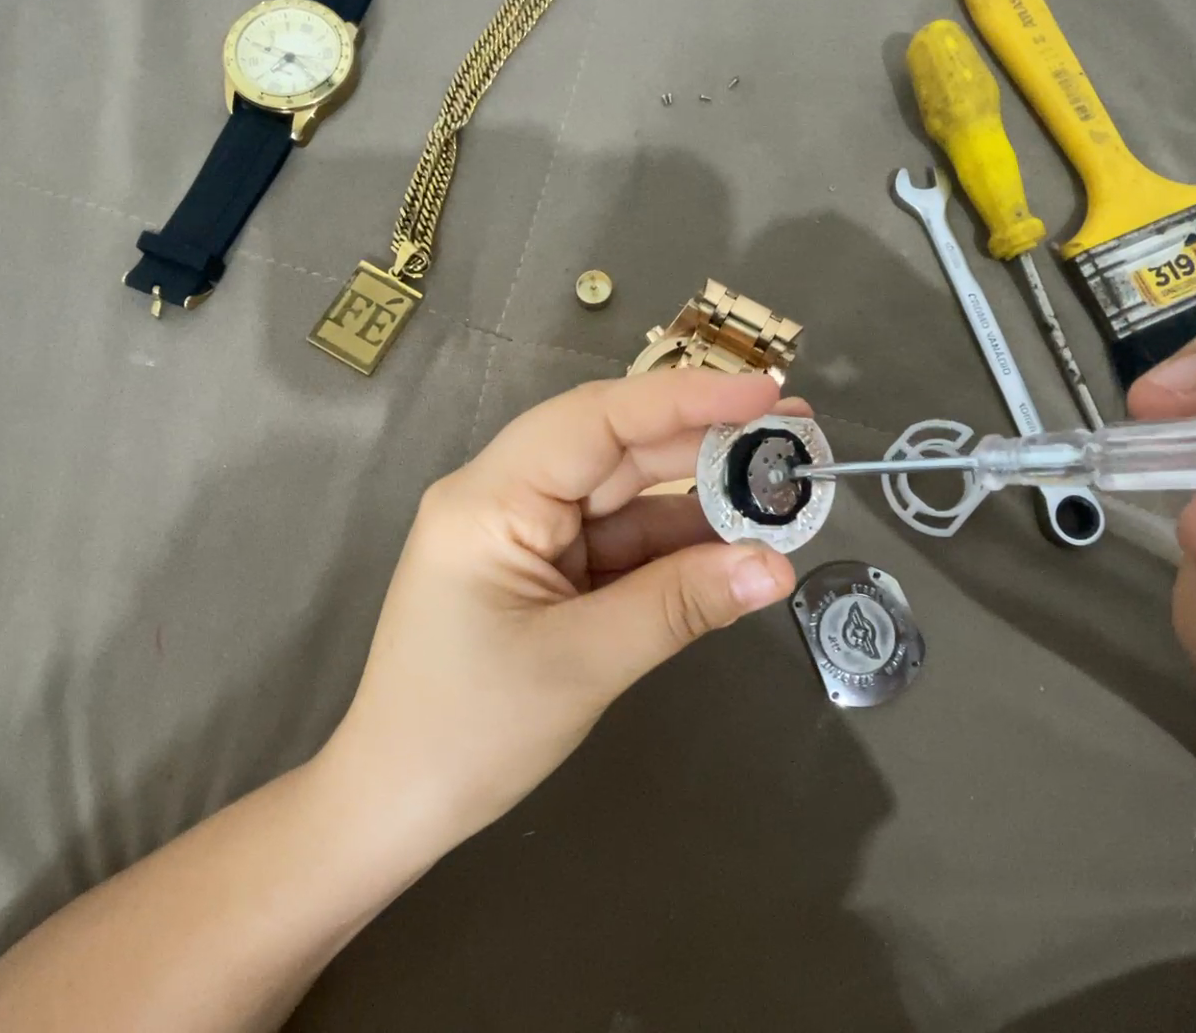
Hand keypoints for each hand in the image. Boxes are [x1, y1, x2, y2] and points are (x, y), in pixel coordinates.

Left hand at [318, 369, 802, 849]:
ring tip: (782, 498)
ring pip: (623, 500)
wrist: (400, 802)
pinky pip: (617, 547)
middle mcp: (505, 500)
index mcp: (490, 499)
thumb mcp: (584, 662)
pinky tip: (732, 549)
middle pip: (614, 452)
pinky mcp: (543, 574)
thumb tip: (776, 566)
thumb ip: (681, 604)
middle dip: (704, 446)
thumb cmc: (470, 731)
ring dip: (698, 503)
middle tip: (795, 439)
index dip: (685, 398)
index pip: (595, 419)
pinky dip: (673, 551)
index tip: (766, 393)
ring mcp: (525, 538)